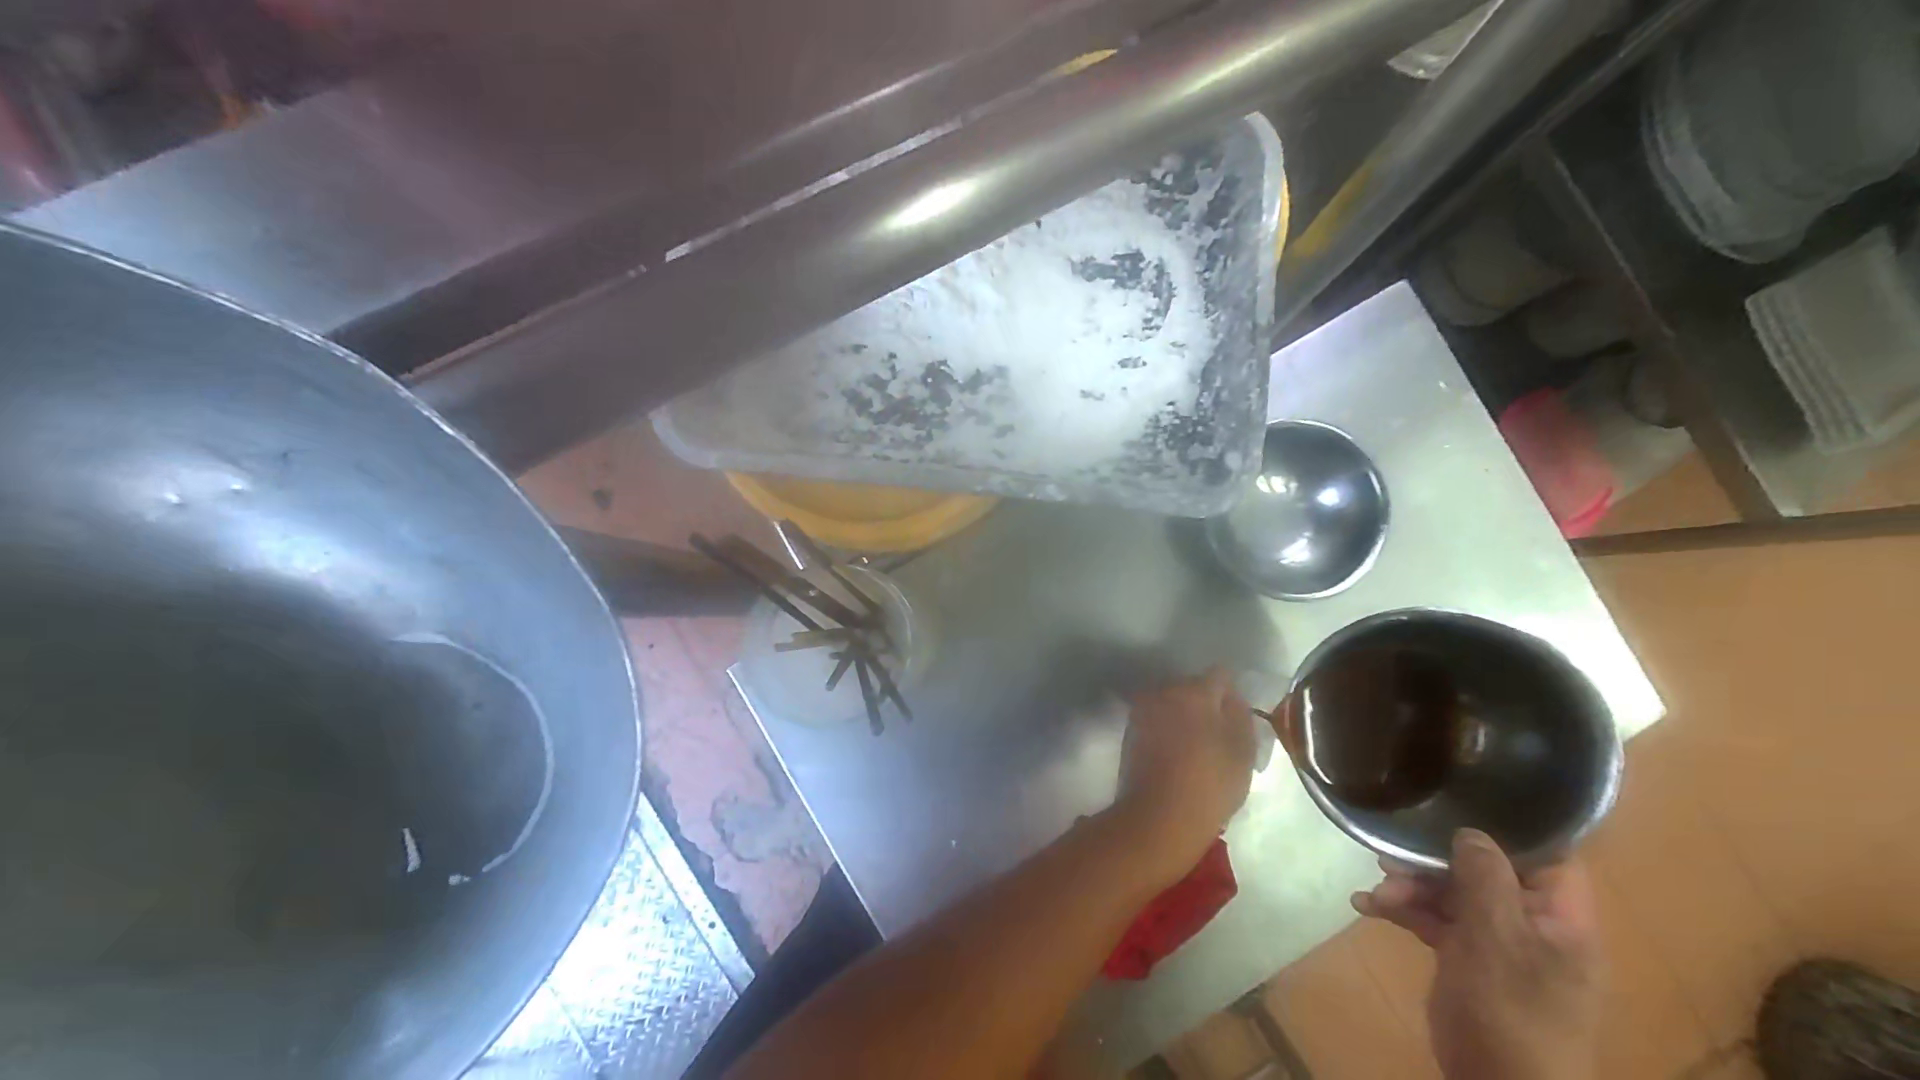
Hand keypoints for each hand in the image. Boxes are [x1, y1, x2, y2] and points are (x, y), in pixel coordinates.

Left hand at [1111, 667, 1255, 886]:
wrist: (1157, 817)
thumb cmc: (1209, 784)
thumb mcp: (1243, 751)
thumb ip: (1240, 715)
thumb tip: (1230, 698)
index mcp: (1194, 691)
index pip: (1220, 675)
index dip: (1232, 695)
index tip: (1238, 720)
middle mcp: (1163, 692)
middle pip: (1192, 687)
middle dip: (1206, 704)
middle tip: (1219, 737)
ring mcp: (1141, 710)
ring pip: (1171, 703)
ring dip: (1184, 716)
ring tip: (1197, 750)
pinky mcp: (1129, 731)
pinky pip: (1156, 720)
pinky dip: (1167, 729)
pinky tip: (1177, 757)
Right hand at [1353, 830, 1602, 1079]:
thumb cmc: (1512, 1007)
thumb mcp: (1499, 937)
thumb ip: (1486, 878)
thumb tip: (1470, 832)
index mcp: (1560, 916)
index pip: (1545, 854)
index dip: (1507, 827)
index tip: (1458, 800)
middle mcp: (1531, 921)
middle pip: (1483, 869)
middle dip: (1433, 859)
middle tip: (1391, 856)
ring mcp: (1496, 940)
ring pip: (1450, 891)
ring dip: (1410, 885)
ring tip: (1378, 891)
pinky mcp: (1464, 956)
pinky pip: (1431, 919)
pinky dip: (1401, 910)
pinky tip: (1366, 906)